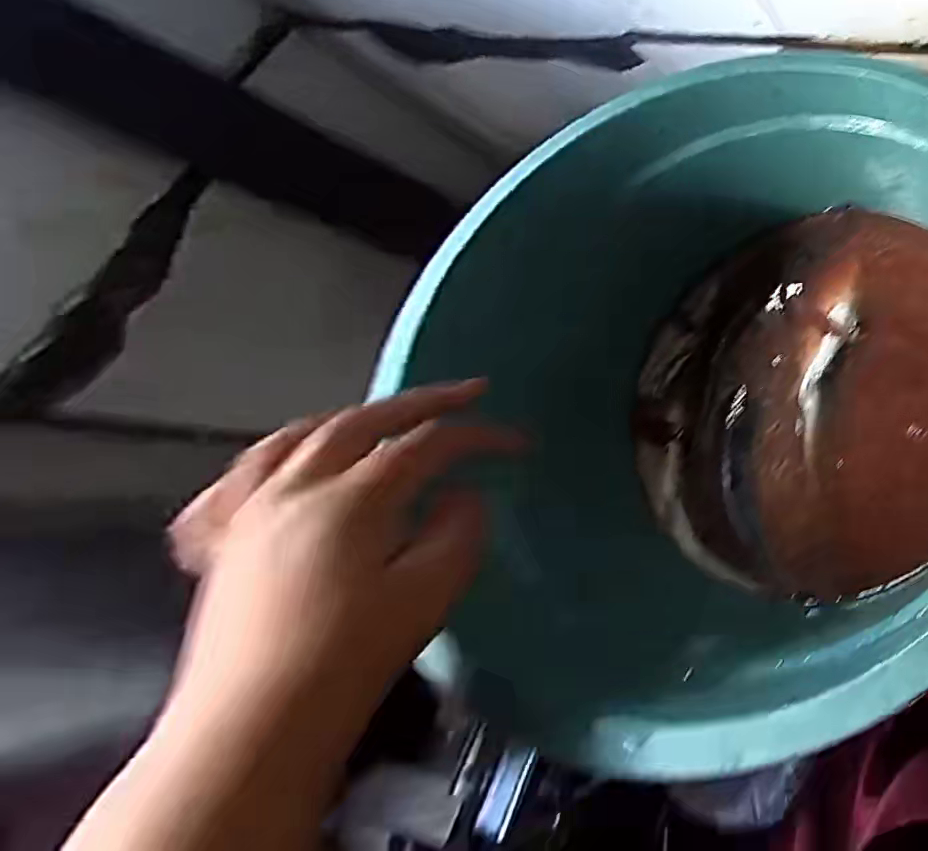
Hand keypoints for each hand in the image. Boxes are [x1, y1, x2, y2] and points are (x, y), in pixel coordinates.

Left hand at [164, 380, 521, 754]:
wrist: (259, 721)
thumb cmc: (358, 650)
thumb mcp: (436, 583)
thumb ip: (460, 524)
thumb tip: (460, 494)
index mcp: (349, 499)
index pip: (428, 444)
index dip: (481, 437)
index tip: (520, 445)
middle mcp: (291, 491)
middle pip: (362, 421)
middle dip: (424, 401)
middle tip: (470, 391)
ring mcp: (247, 514)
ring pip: (295, 438)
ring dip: (353, 416)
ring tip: (388, 415)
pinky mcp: (222, 545)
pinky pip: (238, 481)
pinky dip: (274, 458)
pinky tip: (290, 464)